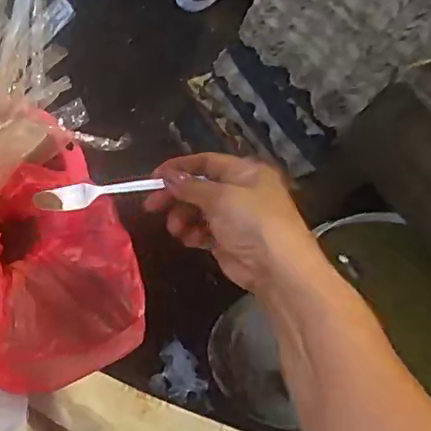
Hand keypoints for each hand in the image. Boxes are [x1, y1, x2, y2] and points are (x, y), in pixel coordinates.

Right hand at [143, 153, 317, 291]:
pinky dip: (192, 233)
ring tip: (177, 229)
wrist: (278, 268)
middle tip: (152, 206)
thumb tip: (168, 177)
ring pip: (196, 210)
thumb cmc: (253, 223)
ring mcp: (232, 216)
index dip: (179, 168)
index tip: (153, 178)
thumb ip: (191, 186)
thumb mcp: (221, 198)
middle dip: (175, 197)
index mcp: (244, 173)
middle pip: (197, 187)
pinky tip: (190, 240)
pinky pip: (201, 230)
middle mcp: (238, 191)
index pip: (205, 162)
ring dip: (182, 218)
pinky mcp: (226, 239)